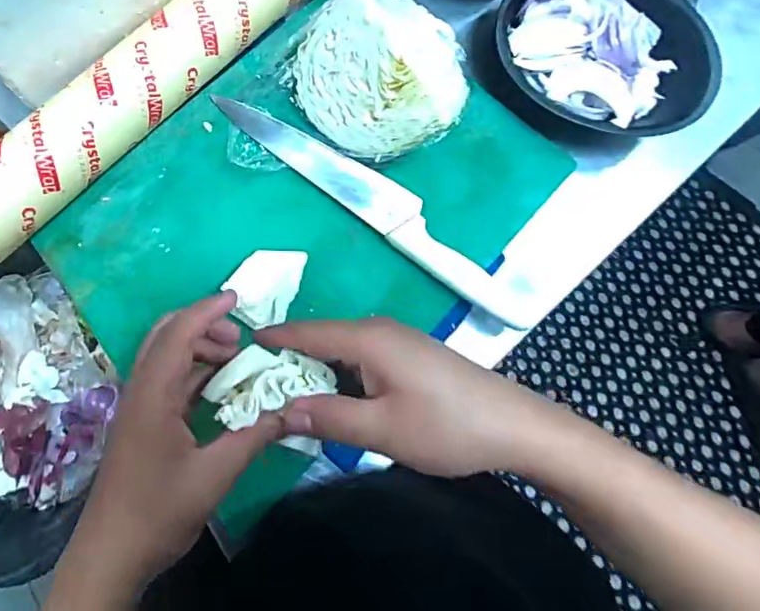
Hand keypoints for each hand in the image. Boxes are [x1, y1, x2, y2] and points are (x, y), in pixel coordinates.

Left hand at [47, 292, 286, 607]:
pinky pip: (167, 378)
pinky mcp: (140, 418)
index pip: (179, 332)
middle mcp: (141, 386)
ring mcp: (138, 402)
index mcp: (153, 391)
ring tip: (235, 361)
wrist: (110, 550)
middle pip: (168, 335)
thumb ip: (249, 439)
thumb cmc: (157, 511)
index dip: (207, 310)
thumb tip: (286, 413)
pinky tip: (217, 388)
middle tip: (240, 339)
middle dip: (203, 326)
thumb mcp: (212, 478)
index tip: (237, 298)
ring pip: (166, 355)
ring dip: (198, 349)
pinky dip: (191, 371)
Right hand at [254, 317, 569, 477]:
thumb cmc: (448, 426)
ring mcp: (394, 339)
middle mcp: (375, 329)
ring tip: (290, 395)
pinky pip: (359, 356)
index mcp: (365, 338)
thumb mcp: (384, 430)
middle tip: (260, 385)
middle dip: (290, 360)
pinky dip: (338, 373)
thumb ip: (330, 418)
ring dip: (316, 370)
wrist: (518, 426)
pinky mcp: (407, 353)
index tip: (240, 347)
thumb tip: (282, 410)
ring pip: (340, 350)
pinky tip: (336, 397)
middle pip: (320, 339)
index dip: (272, 339)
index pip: (305, 332)